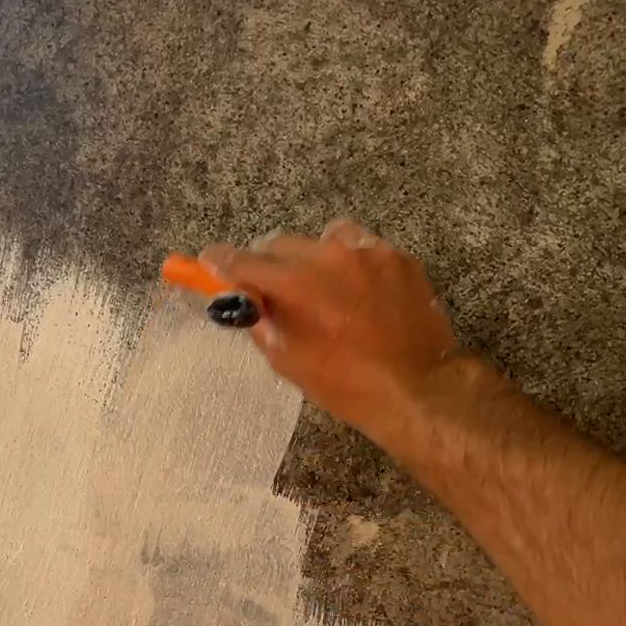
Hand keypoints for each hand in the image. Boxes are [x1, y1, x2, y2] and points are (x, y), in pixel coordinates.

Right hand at [200, 221, 461, 443]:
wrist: (417, 388)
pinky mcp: (399, 258)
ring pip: (324, 237)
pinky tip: (355, 291)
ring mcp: (369, 253)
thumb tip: (244, 300)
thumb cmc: (345, 384)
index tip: (208, 260)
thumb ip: (260, 322)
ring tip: (318, 283)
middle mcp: (330, 258)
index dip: (220, 261)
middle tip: (268, 285)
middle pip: (281, 243)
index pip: (244, 262)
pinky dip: (350, 264)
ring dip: (312, 255)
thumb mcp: (287, 360)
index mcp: (297, 285)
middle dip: (268, 262)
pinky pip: (362, 248)